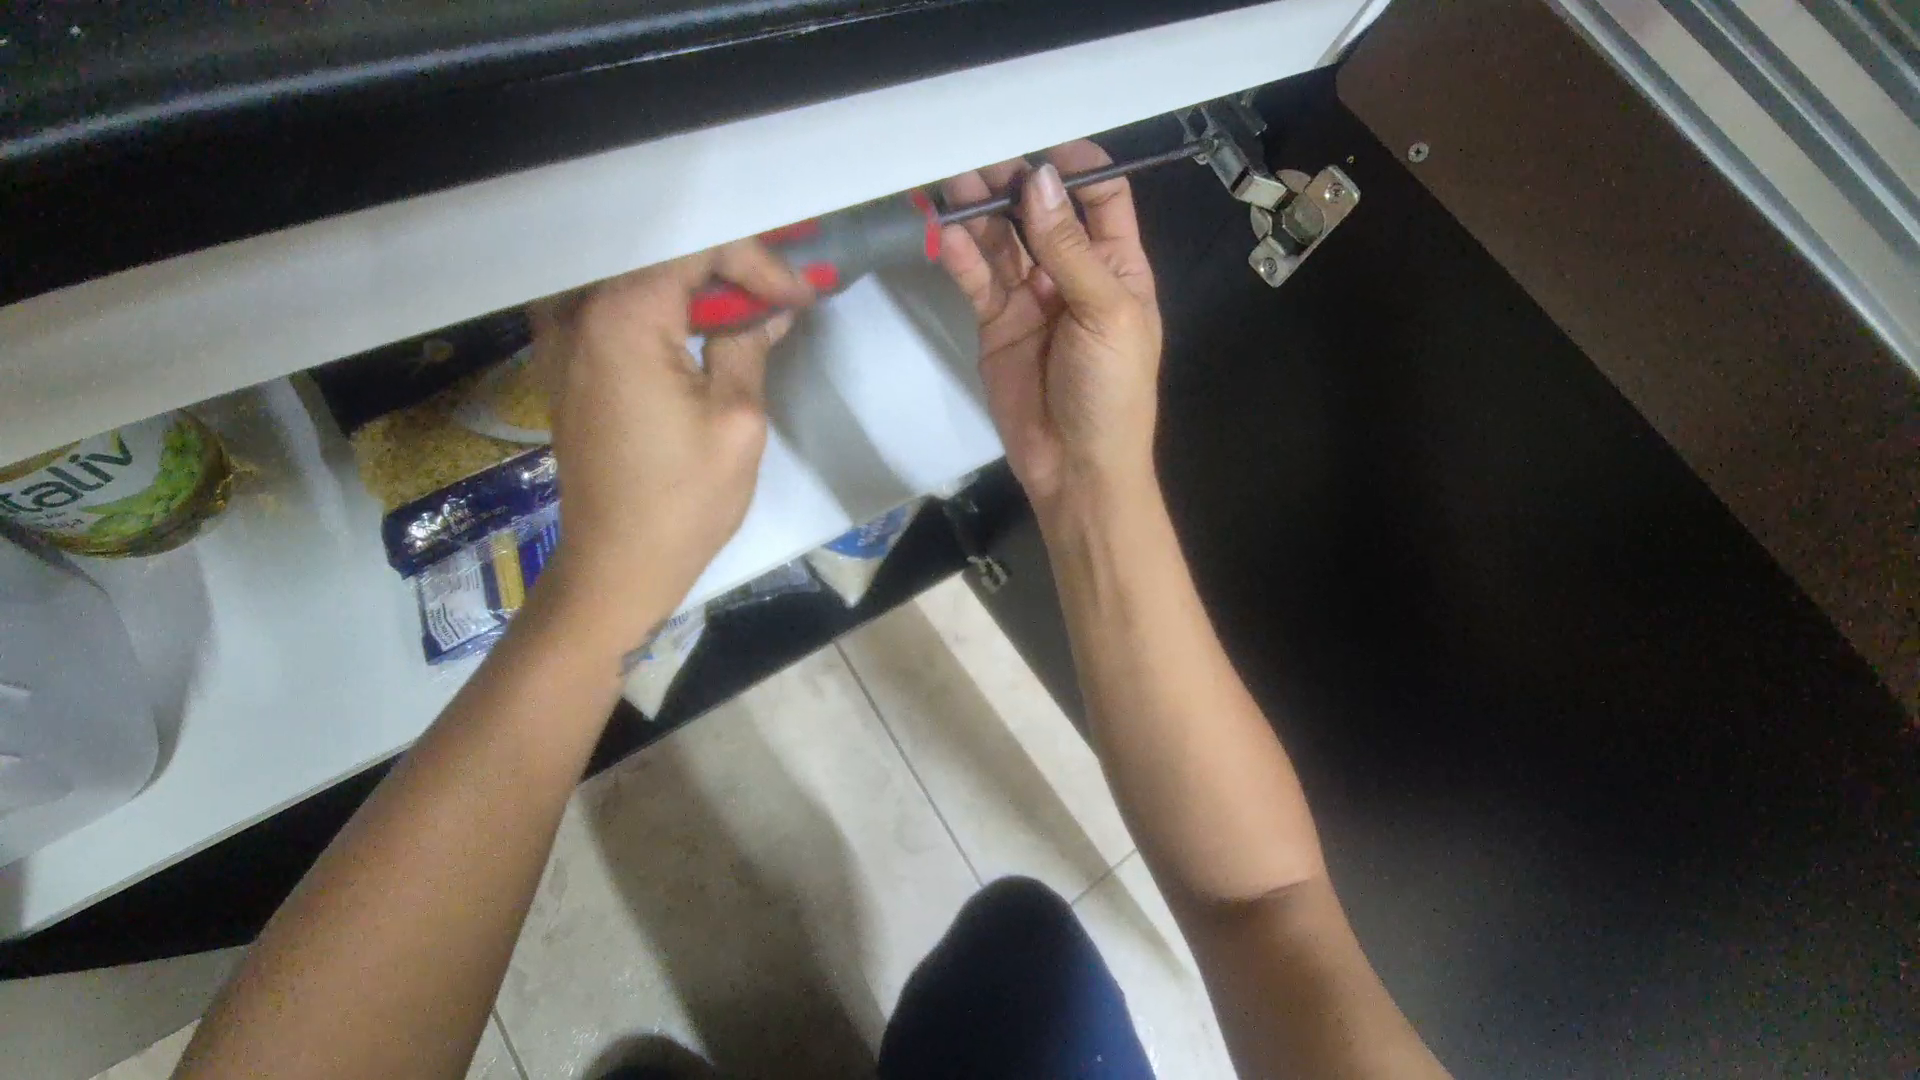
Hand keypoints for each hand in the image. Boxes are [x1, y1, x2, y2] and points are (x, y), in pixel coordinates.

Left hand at [528, 242, 813, 642]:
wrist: (617, 561)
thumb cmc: (684, 499)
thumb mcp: (738, 420)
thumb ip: (749, 346)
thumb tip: (769, 309)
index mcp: (624, 317)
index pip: (695, 246)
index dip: (756, 261)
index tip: (799, 295)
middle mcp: (581, 311)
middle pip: (660, 251)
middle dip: (727, 263)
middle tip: (778, 289)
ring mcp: (563, 337)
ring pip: (636, 275)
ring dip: (693, 282)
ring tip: (745, 301)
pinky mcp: (565, 363)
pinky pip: (612, 306)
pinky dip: (658, 304)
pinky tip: (693, 325)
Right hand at [939, 140, 1163, 519]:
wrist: (1076, 466)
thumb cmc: (1112, 391)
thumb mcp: (1105, 313)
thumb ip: (1069, 248)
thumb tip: (1040, 179)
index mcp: (1118, 267)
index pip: (1101, 198)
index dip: (1074, 168)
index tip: (1042, 146)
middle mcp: (1074, 274)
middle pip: (1042, 214)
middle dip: (1016, 185)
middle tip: (982, 159)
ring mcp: (1031, 299)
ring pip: (1004, 242)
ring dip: (982, 213)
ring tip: (955, 182)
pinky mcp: (996, 324)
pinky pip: (978, 280)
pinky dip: (962, 256)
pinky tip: (947, 232)